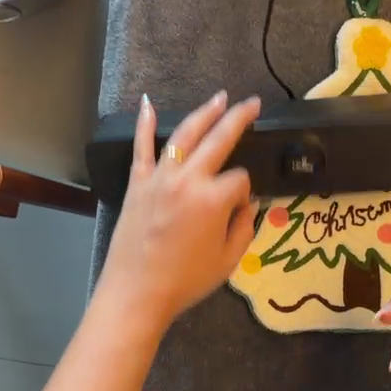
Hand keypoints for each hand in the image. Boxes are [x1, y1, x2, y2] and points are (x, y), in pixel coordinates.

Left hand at [95, 91, 260, 330]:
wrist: (137, 292)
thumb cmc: (185, 282)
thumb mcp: (228, 262)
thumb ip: (243, 229)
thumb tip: (246, 207)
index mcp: (214, 200)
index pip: (240, 181)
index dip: (245, 193)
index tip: (239, 209)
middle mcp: (188, 179)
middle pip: (218, 139)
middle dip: (239, 118)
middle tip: (253, 104)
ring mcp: (159, 177)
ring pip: (184, 135)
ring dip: (204, 112)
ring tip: (219, 98)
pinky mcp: (137, 183)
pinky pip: (141, 147)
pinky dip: (145, 124)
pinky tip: (148, 103)